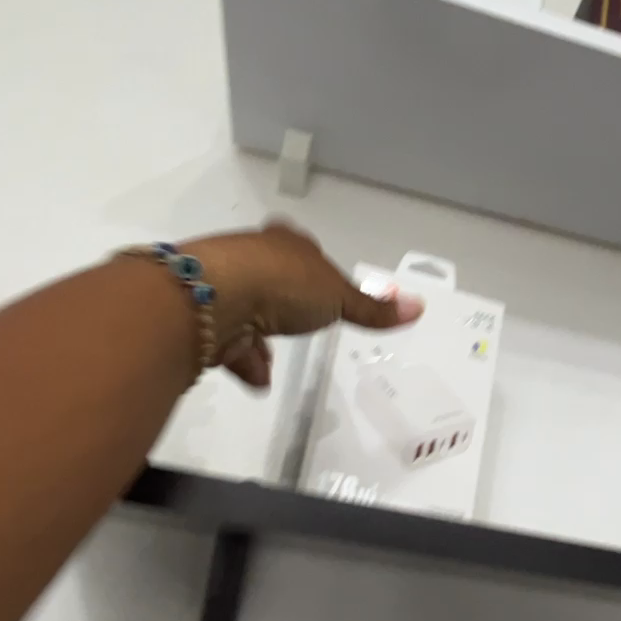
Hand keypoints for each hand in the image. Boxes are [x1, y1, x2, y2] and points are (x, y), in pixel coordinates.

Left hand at [179, 221, 424, 387]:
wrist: (215, 296)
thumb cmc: (285, 284)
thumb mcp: (338, 297)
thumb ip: (373, 308)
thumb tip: (419, 307)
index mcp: (286, 242)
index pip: (302, 251)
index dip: (312, 272)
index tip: (321, 293)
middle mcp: (251, 255)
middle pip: (273, 282)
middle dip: (286, 311)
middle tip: (300, 330)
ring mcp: (223, 283)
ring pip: (247, 313)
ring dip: (261, 343)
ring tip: (271, 368)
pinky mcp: (201, 314)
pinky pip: (226, 340)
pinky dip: (244, 359)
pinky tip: (258, 378)